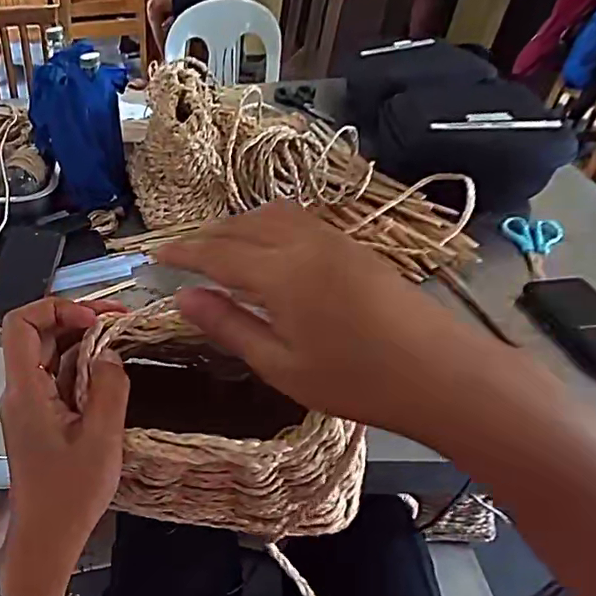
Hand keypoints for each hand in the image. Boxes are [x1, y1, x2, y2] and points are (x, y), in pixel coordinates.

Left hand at [0, 298, 128, 594]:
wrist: (47, 538)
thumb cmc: (69, 494)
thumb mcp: (101, 438)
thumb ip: (108, 388)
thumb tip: (111, 354)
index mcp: (25, 391)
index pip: (21, 324)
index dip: (56, 309)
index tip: (95, 320)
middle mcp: (20, 393)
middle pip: (37, 336)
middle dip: (76, 320)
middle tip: (119, 321)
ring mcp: (29, 407)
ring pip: (49, 357)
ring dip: (82, 345)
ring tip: (120, 341)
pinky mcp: (41, 421)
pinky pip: (57, 381)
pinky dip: (81, 370)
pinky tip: (109, 373)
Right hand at [155, 201, 509, 435]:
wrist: (438, 372)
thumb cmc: (354, 380)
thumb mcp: (279, 364)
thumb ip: (230, 326)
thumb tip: (184, 299)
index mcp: (280, 274)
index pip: (216, 252)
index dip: (183, 253)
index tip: (157, 258)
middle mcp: (304, 243)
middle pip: (242, 225)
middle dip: (207, 236)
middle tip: (183, 256)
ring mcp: (334, 240)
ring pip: (273, 215)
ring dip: (239, 225)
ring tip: (221, 249)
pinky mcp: (355, 247)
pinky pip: (299, 221)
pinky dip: (269, 226)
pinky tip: (268, 251)